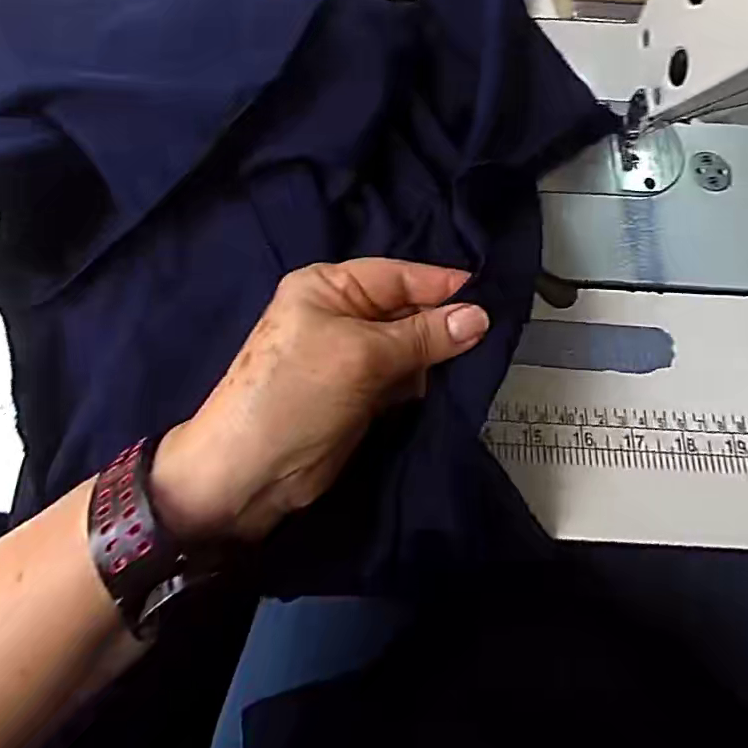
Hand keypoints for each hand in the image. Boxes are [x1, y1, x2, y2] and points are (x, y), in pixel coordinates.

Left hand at [151, 258, 490, 542]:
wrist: (251, 472)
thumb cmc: (295, 394)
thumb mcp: (360, 354)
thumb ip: (420, 335)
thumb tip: (479, 316)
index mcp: (326, 286)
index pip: (396, 274)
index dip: (443, 285)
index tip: (496, 297)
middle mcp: (338, 314)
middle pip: (406, 308)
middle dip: (444, 322)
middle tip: (497, 335)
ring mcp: (350, 356)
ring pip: (409, 345)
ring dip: (439, 355)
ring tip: (481, 361)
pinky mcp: (360, 392)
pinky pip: (404, 377)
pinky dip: (426, 382)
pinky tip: (453, 386)